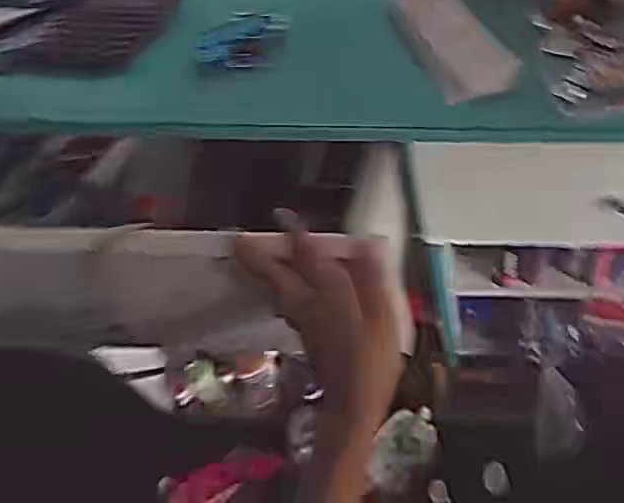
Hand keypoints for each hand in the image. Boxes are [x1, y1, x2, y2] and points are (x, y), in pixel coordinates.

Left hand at [235, 211, 400, 502]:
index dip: (294, 235)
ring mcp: (305, 322)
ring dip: (267, 273)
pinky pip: (287, 302)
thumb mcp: (383, 315)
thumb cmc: (372, 360)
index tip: (282, 216)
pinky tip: (286, 288)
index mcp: (330, 294)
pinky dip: (281, 288)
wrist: (352, 406)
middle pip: (279, 276)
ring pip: (279, 291)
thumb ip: (373, 278)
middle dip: (259, 258)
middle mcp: (310, 305)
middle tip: (241, 241)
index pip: (307, 257)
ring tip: (258, 258)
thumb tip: (367, 244)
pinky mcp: (306, 335)